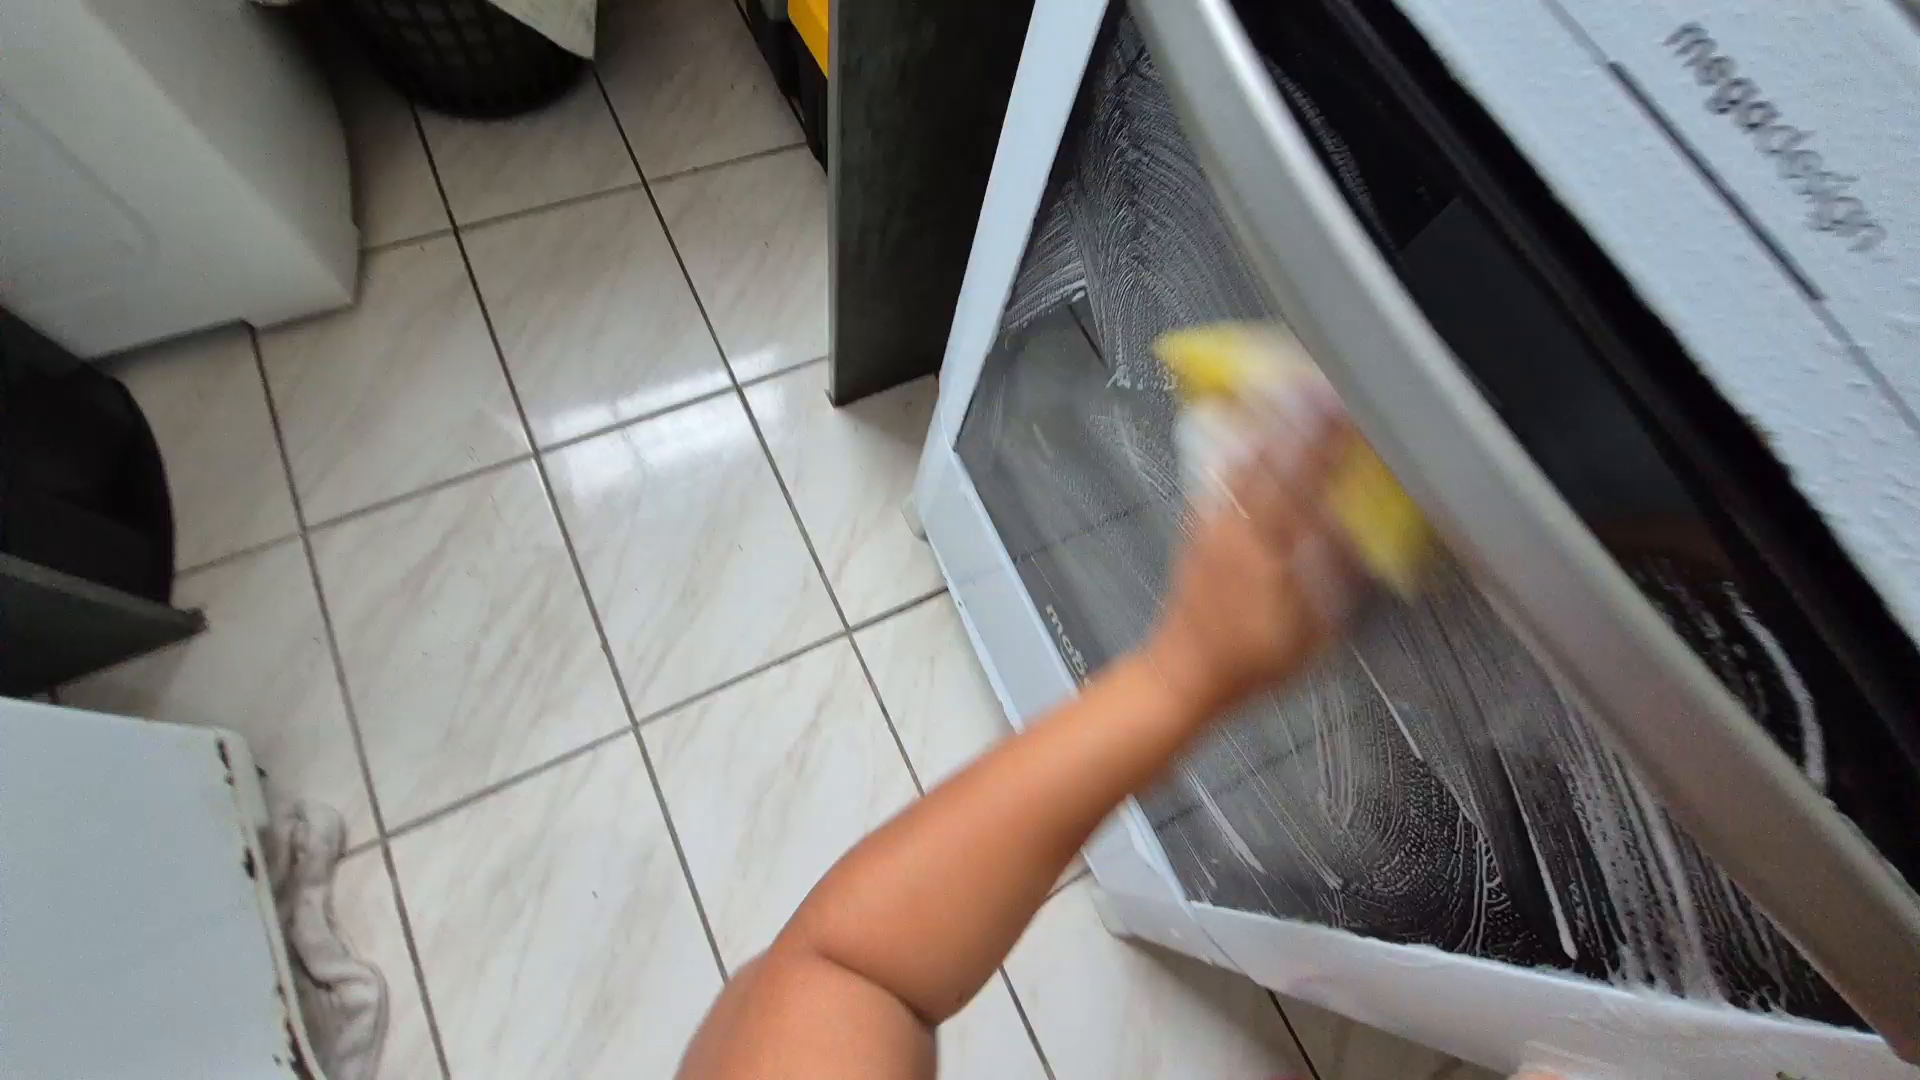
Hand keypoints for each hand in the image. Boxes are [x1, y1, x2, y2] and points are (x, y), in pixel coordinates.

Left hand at [1145, 377, 1363, 717]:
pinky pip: (1216, 482)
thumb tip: (1346, 525)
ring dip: (1262, 428)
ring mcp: (1208, 527)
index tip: (1340, 408)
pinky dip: (1236, 454)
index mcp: (1268, 552)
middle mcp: (1234, 530)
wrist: (1184, 671)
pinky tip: (1243, 439)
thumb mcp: (1313, 627)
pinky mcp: (1193, 532)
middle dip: (1291, 419)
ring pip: (1237, 465)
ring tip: (1280, 395)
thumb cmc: (1252, 659)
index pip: (1302, 481)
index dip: (1322, 441)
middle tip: (1312, 384)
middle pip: (1265, 461)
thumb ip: (1331, 572)